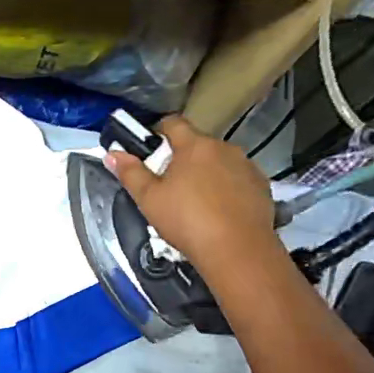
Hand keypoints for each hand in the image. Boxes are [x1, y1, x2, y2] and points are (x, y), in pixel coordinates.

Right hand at [105, 115, 278, 273]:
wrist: (237, 248)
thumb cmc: (187, 220)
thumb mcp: (150, 200)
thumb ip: (131, 174)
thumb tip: (112, 154)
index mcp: (194, 146)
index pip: (174, 123)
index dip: (158, 131)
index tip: (149, 147)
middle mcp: (224, 147)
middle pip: (198, 144)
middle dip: (183, 158)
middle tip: (169, 184)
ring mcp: (246, 165)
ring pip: (220, 162)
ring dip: (207, 173)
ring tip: (196, 201)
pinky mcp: (261, 185)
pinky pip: (238, 179)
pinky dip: (227, 188)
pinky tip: (220, 211)